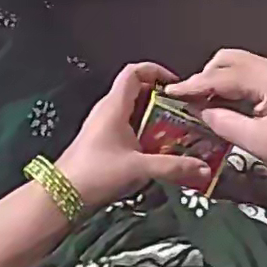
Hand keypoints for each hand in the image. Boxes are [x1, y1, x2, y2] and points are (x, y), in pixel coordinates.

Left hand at [54, 62, 214, 205]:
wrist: (63, 195)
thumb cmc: (97, 173)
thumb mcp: (139, 168)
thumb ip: (173, 167)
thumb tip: (202, 167)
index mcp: (114, 106)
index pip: (134, 72)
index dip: (156, 71)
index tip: (176, 85)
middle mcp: (108, 110)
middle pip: (137, 90)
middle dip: (162, 97)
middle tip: (183, 111)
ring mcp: (104, 124)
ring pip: (133, 109)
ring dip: (154, 116)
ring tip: (177, 130)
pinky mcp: (103, 139)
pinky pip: (128, 125)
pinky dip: (145, 130)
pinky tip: (158, 149)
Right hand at [164, 49, 266, 188]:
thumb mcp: (257, 142)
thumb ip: (223, 122)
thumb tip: (198, 111)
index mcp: (266, 78)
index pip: (219, 76)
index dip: (191, 85)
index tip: (169, 93)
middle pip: (227, 59)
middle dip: (204, 76)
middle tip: (187, 98)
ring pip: (238, 64)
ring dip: (217, 78)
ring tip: (201, 100)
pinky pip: (249, 74)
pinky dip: (231, 82)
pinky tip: (223, 100)